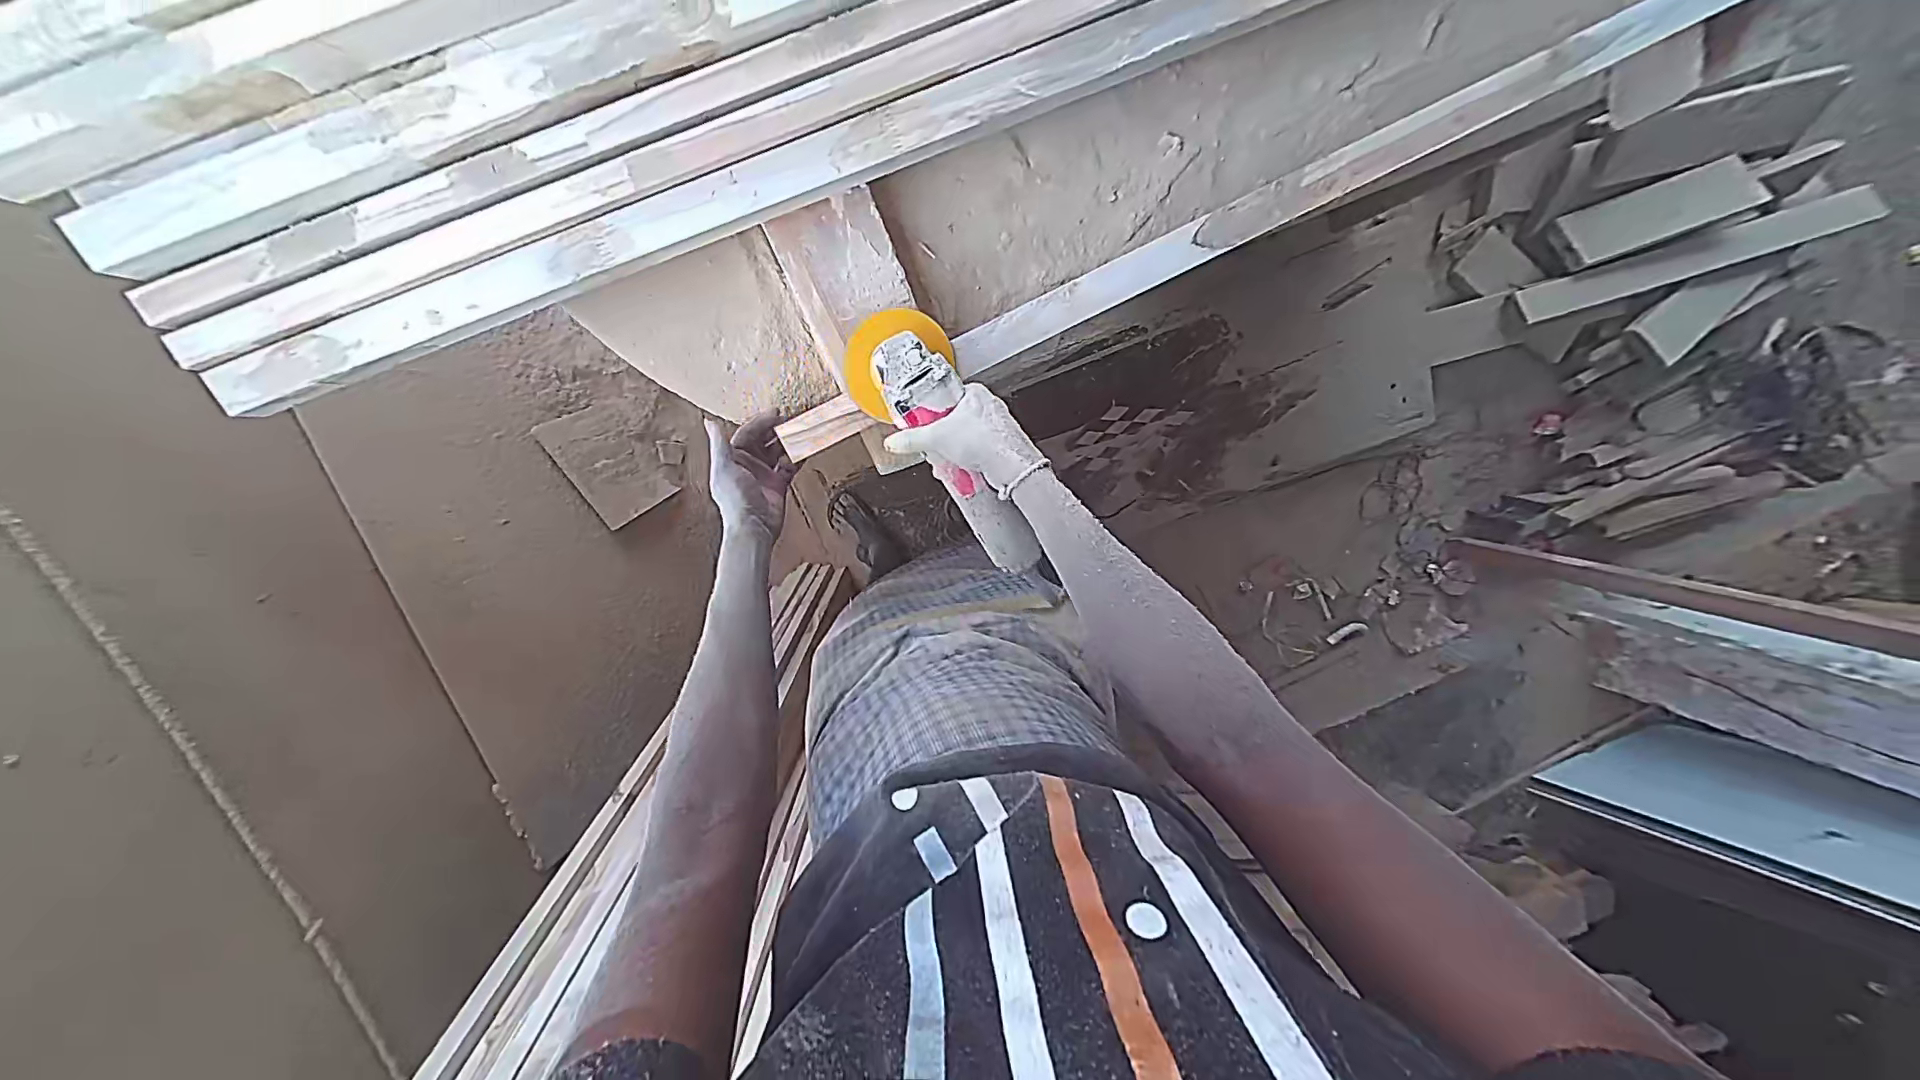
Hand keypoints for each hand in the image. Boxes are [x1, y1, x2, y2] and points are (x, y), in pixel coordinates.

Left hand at [706, 412, 796, 541]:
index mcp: (733, 458)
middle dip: (777, 430)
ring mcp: (764, 474)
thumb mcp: (724, 467)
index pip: (748, 433)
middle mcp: (748, 464)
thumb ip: (719, 443)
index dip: (761, 423)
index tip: (776, 414)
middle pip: (765, 441)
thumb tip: (708, 421)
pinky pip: (789, 467)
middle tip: (791, 421)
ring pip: (778, 452)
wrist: (753, 526)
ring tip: (799, 434)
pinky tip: (803, 452)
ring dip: (788, 443)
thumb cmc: (735, 499)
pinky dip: (796, 459)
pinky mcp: (778, 484)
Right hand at [881, 383, 1047, 494]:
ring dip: (953, 454)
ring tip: (950, 463)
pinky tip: (963, 470)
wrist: (1010, 466)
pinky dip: (968, 463)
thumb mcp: (936, 438)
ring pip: (965, 440)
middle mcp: (988, 406)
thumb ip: (911, 439)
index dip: (931, 415)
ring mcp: (996, 427)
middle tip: (936, 449)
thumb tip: (895, 440)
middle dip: (942, 442)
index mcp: (974, 392)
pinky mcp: (1001, 446)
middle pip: (953, 423)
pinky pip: (977, 452)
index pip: (944, 398)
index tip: (923, 426)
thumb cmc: (984, 441)